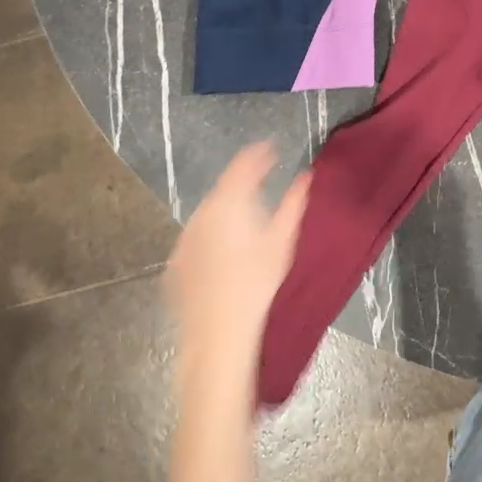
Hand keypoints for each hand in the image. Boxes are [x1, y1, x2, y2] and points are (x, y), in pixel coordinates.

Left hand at [165, 142, 310, 361]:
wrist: (218, 331)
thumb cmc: (257, 283)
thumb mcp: (283, 241)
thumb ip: (294, 203)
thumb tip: (305, 177)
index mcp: (230, 202)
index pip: (244, 165)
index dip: (258, 154)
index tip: (271, 150)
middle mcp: (203, 212)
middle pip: (224, 189)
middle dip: (242, 186)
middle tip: (262, 187)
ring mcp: (185, 236)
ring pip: (209, 214)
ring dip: (226, 212)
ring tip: (245, 224)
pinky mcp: (176, 260)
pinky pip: (197, 238)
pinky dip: (211, 237)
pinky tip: (225, 255)